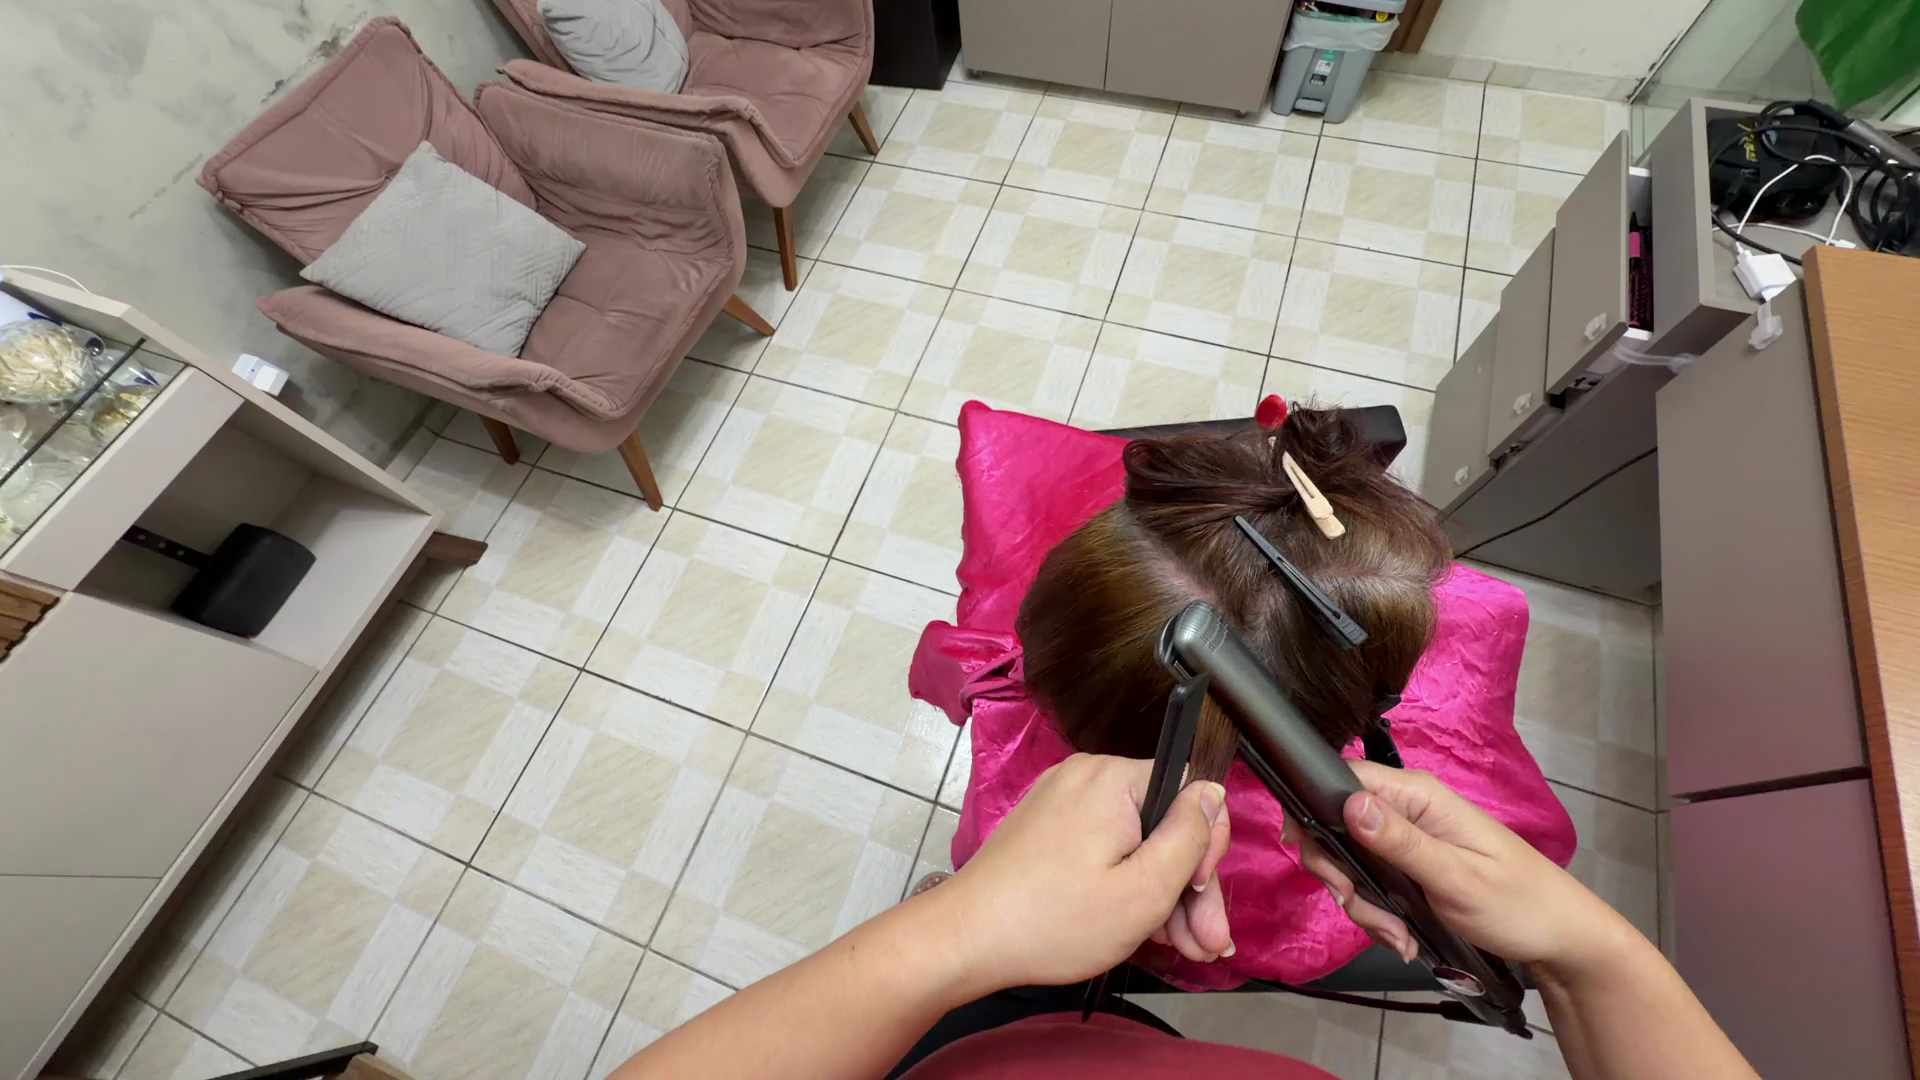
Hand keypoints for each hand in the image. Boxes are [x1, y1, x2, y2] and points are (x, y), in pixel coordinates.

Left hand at [927, 754, 1232, 992]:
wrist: (970, 936)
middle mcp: (1087, 775)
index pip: (1189, 789)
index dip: (1206, 844)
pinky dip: (1125, 880)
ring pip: (1134, 838)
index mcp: (1112, 778)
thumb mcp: (1143, 888)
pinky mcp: (1049, 822)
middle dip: (1188, 883)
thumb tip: (1214, 791)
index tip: (1202, 894)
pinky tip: (1140, 926)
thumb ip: (1189, 836)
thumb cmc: (1055, 919)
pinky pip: (1104, 843)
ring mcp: (1064, 797)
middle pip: (1161, 820)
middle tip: (1205, 943)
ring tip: (1178, 948)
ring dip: (1160, 891)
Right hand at [1286, 762, 1627, 969]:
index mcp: (1414, 794)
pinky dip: (1375, 910)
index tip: (1305, 850)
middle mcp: (1404, 807)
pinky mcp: (1406, 862)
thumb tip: (1348, 803)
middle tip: (1352, 902)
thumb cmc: (1520, 904)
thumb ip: (1400, 841)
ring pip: (1348, 858)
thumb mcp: (1458, 878)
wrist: (1566, 943)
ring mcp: (1404, 835)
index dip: (1311, 806)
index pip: (1341, 777)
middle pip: (1335, 822)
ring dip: (1360, 899)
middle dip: (1337, 869)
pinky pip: (1369, 879)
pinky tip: (1400, 934)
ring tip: (1395, 935)